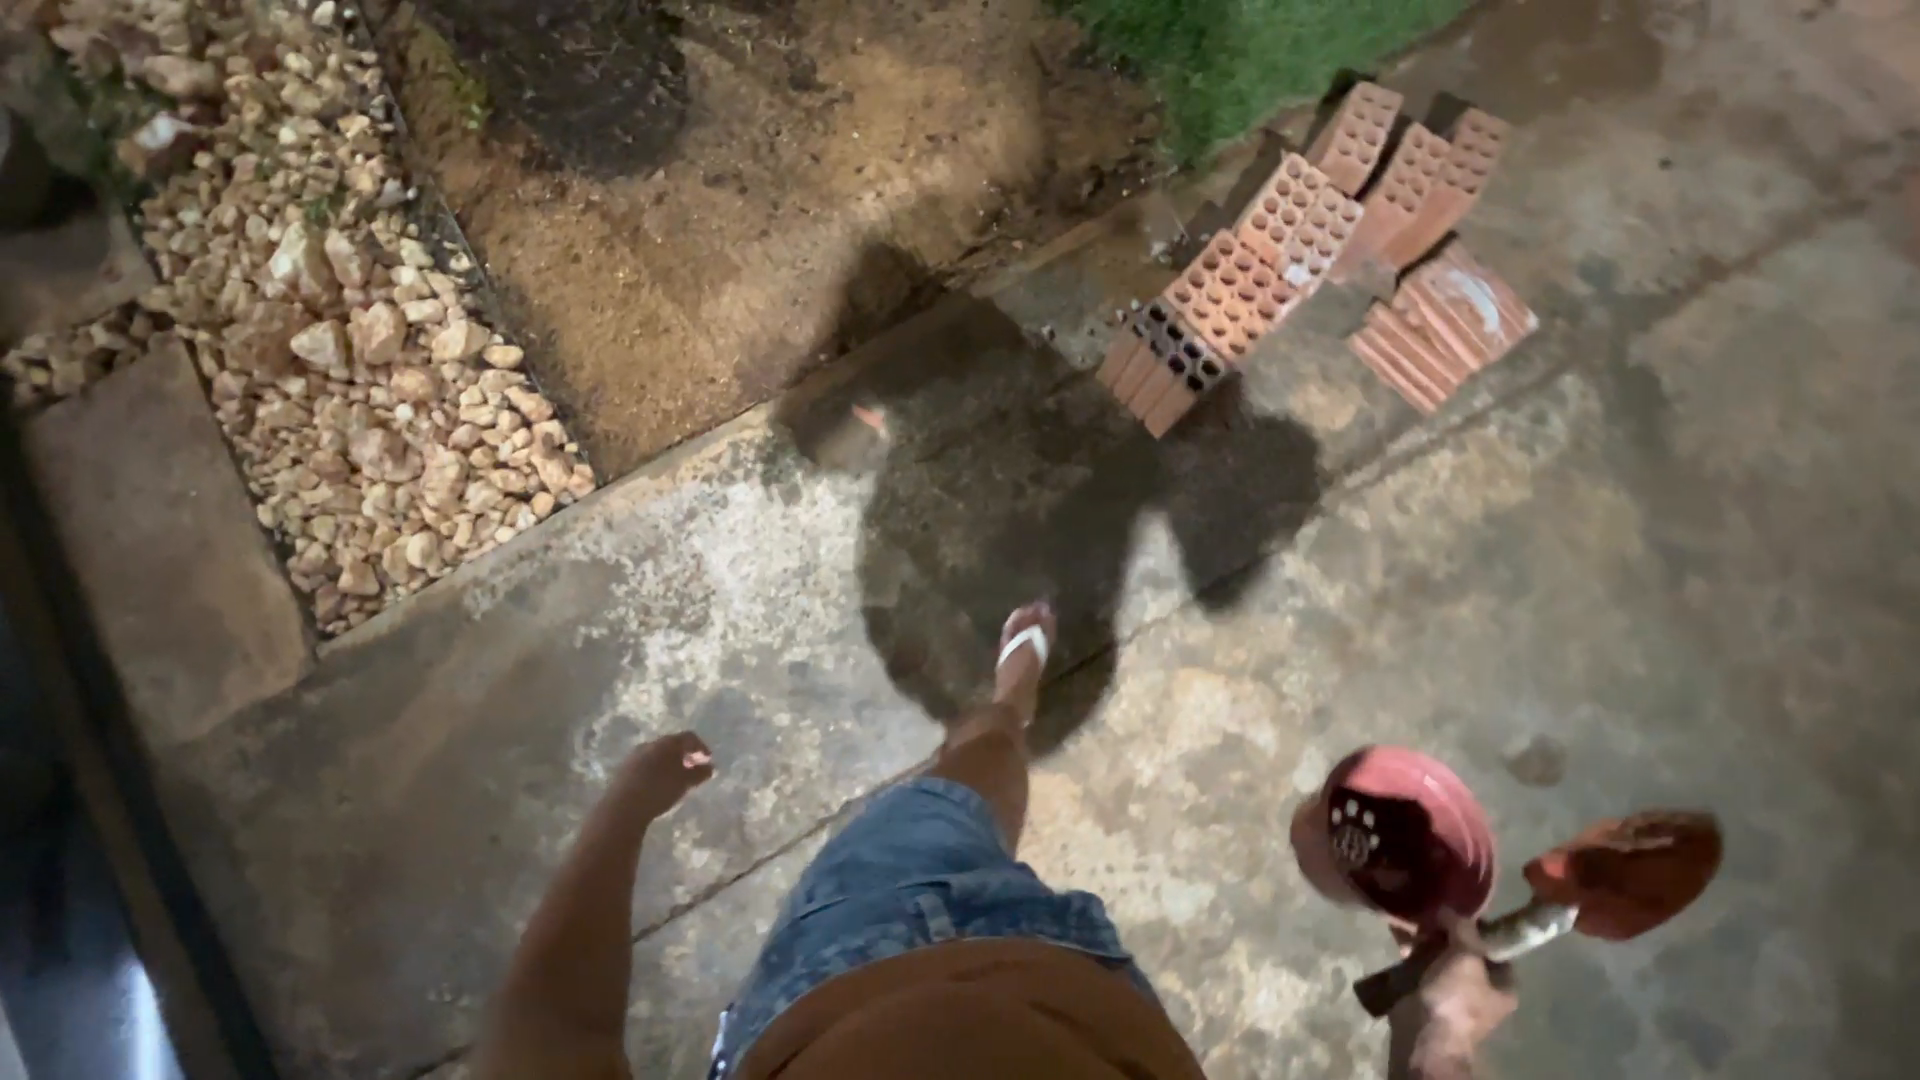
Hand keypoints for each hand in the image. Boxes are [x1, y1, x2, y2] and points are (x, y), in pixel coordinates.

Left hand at [621, 732, 715, 821]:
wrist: (622, 807)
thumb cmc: (659, 790)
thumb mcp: (685, 783)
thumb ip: (700, 773)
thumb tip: (710, 767)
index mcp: (667, 743)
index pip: (689, 737)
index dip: (701, 747)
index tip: (708, 761)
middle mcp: (651, 744)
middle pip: (672, 745)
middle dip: (685, 755)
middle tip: (693, 769)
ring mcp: (634, 756)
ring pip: (658, 755)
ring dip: (670, 763)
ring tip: (677, 779)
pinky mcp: (624, 769)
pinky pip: (646, 764)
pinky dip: (657, 770)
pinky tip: (658, 784)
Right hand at [1388, 917, 1515, 1078]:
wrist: (1425, 1033)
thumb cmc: (1456, 997)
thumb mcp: (1467, 958)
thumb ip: (1464, 929)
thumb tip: (1451, 908)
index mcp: (1503, 985)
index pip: (1495, 947)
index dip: (1478, 926)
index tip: (1456, 907)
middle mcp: (1481, 987)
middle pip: (1464, 947)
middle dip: (1444, 929)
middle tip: (1428, 911)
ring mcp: (1452, 989)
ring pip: (1439, 953)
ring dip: (1424, 935)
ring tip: (1409, 918)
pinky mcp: (1427, 989)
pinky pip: (1420, 961)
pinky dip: (1410, 947)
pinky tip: (1398, 932)